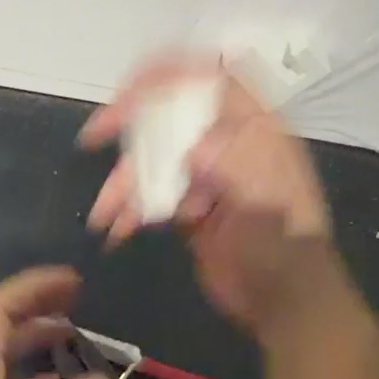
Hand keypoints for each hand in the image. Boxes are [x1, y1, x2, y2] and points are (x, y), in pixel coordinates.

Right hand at [79, 55, 332, 331]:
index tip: (129, 87)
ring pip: (154, 166)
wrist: (284, 305)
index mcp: (253, 130)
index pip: (211, 80)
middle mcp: (226, 146)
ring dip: (123, 187)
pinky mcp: (189, 213)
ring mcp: (206, 180)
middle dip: (131, 132)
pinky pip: (152, 202)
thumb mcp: (264, 201)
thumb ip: (230, 166)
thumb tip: (190, 150)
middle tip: (92, 139)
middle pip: (170, 121)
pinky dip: (130, 215)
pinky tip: (114, 233)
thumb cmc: (285, 248)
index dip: (171, 74)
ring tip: (101, 218)